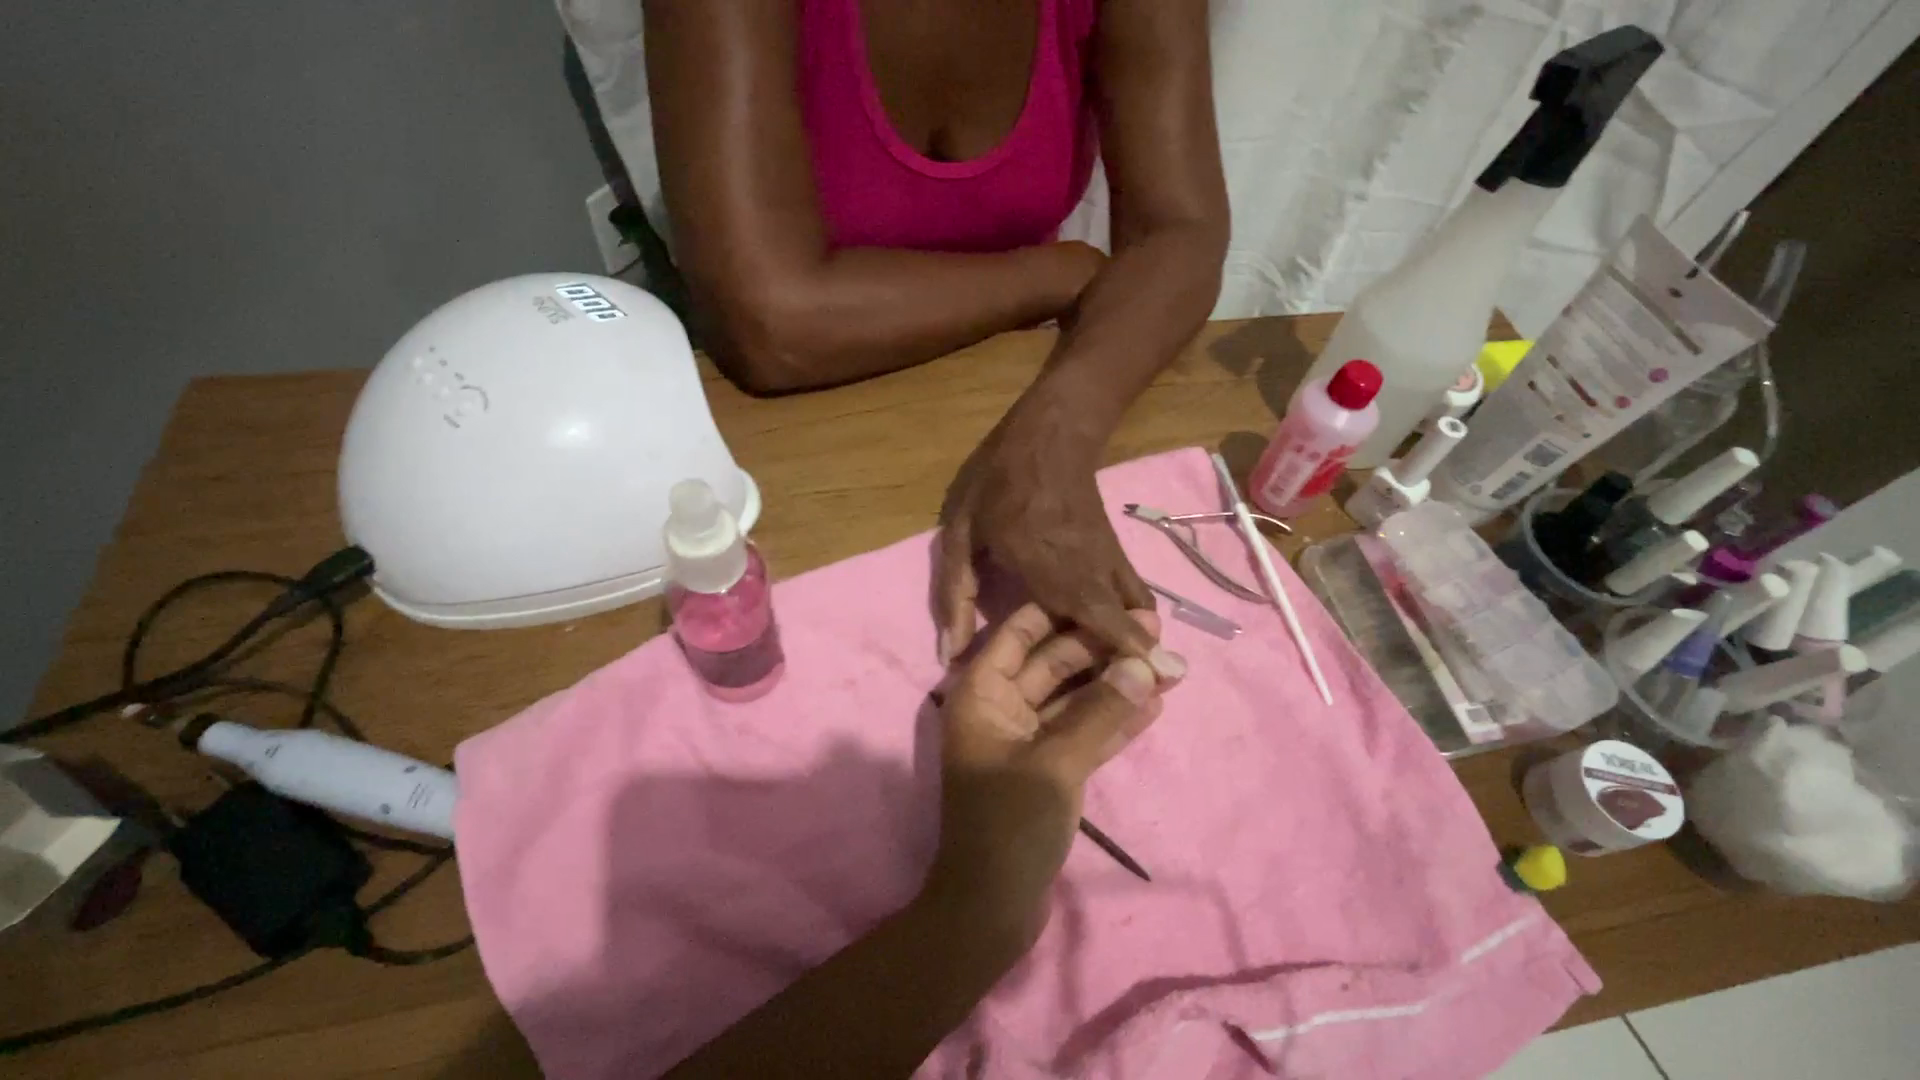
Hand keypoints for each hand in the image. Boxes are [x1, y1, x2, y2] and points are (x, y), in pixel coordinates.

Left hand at [921, 603, 1174, 950]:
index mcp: (981, 692)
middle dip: (1103, 649)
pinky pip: (1082, 732)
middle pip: (1053, 663)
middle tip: (1158, 633)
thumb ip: (1100, 711)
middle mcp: (1000, 706)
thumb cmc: (1009, 823)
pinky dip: (1113, 719)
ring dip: (1116, 684)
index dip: (1065, 612)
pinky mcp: (1047, 769)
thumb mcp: (1056, 762)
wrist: (991, 907)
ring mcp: (1024, 739)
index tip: (1110, 597)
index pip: (1021, 633)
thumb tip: (1143, 664)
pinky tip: (1153, 703)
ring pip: (1074, 699)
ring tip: (1169, 666)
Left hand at [935, 390, 1174, 672]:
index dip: (1127, 652)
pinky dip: (1137, 620)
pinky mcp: (1118, 553)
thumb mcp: (961, 534)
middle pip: (1130, 625)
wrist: (1049, 434)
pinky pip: (1137, 594)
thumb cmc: (999, 484)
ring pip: (1140, 611)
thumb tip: (950, 654)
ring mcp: (1111, 561)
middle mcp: (1093, 572)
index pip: (1100, 618)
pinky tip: (1119, 639)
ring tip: (1125, 676)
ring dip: (1138, 642)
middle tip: (1136, 693)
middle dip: (1137, 662)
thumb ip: (956, 594)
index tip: (1148, 683)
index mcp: (1052, 570)